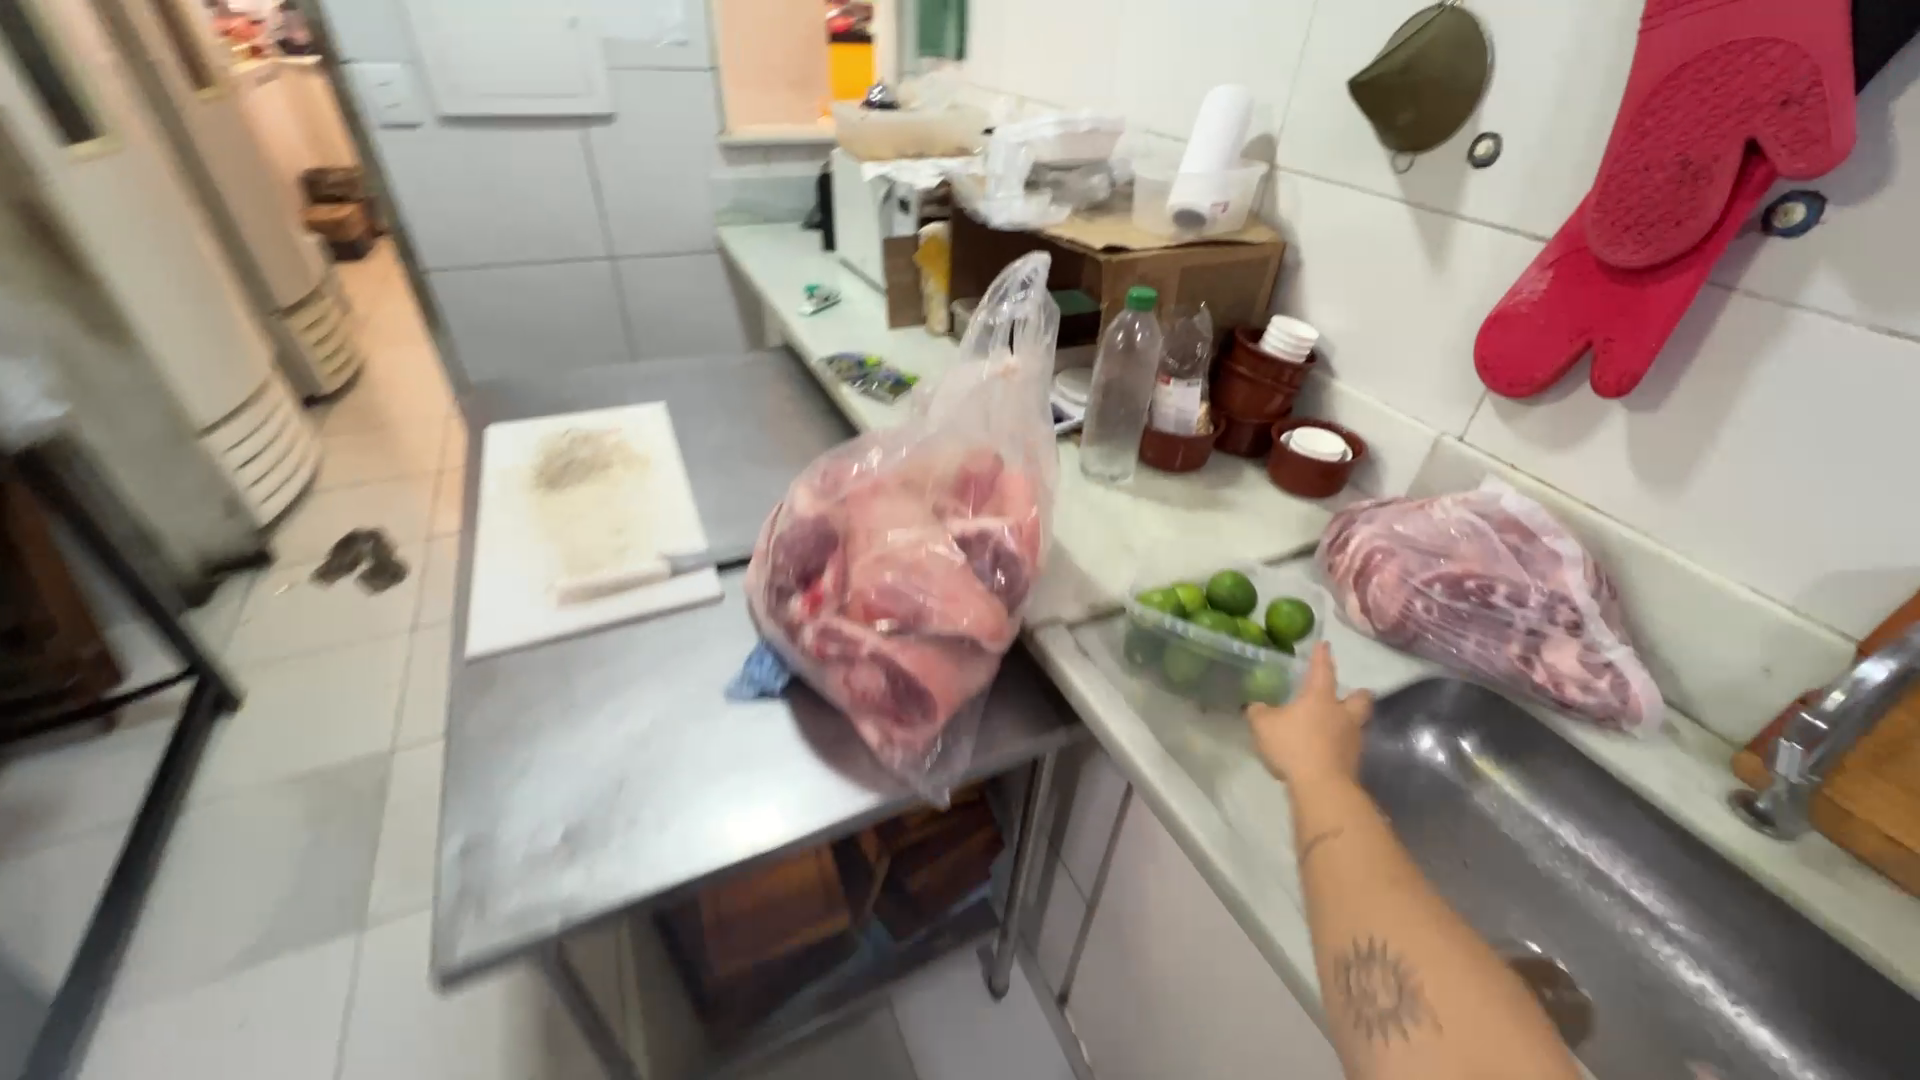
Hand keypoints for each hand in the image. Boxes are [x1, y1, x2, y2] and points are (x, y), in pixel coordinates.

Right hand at [1245, 641, 1373, 787]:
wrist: (1322, 786)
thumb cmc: (1293, 745)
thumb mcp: (1263, 725)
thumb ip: (1259, 712)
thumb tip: (1257, 706)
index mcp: (1320, 698)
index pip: (1323, 670)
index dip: (1322, 657)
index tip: (1325, 645)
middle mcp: (1342, 714)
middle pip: (1360, 699)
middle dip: (1357, 694)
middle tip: (1350, 695)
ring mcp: (1352, 740)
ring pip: (1356, 724)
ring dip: (1347, 722)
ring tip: (1331, 727)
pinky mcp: (1353, 763)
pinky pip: (1348, 747)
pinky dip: (1339, 746)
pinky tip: (1325, 751)